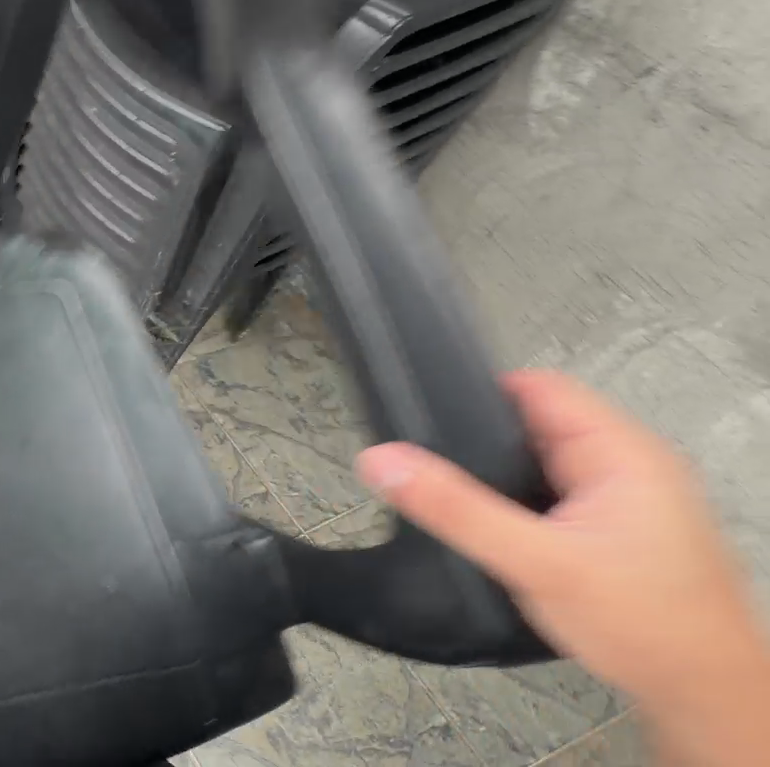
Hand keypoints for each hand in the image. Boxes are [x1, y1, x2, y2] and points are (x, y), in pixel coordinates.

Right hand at [356, 371, 769, 765]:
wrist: (705, 699)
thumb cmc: (648, 626)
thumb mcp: (537, 563)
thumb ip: (454, 509)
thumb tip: (381, 460)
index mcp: (624, 455)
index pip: (538, 386)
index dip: (477, 388)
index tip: (423, 406)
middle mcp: (625, 466)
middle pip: (527, 421)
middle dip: (475, 438)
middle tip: (425, 460)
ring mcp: (616, 496)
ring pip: (528, 458)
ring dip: (488, 471)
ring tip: (449, 492)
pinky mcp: (603, 524)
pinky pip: (536, 488)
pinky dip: (504, 496)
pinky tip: (483, 521)